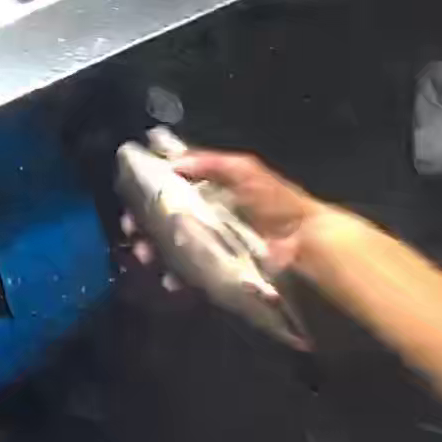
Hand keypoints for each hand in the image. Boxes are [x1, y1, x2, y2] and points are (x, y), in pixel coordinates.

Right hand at [119, 147, 331, 282]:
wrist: (312, 247)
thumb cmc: (276, 204)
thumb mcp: (245, 170)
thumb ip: (211, 163)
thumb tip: (172, 163)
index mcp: (205, 193)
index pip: (163, 190)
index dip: (143, 194)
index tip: (130, 201)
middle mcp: (202, 218)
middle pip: (159, 219)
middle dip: (141, 225)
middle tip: (132, 232)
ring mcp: (209, 247)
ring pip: (167, 247)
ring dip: (151, 251)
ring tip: (146, 256)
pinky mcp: (219, 274)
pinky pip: (187, 274)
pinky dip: (175, 277)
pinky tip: (170, 279)